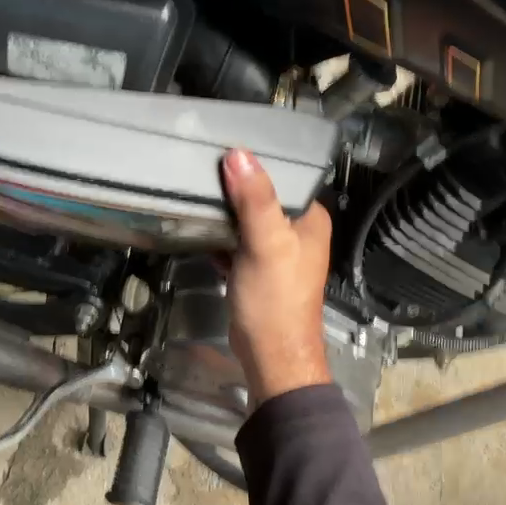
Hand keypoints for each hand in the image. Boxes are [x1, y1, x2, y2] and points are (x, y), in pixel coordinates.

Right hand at [220, 148, 333, 404]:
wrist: (270, 355)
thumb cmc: (276, 300)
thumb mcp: (267, 243)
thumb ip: (255, 200)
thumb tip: (238, 155)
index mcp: (310, 220)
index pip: (284, 177)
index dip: (257, 164)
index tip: (223, 149)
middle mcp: (297, 232)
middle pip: (262, 198)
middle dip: (235, 187)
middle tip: (201, 169)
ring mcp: (275, 253)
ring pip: (246, 221)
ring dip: (225, 212)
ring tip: (195, 192)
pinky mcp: (255, 271)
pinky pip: (234, 244)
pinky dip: (219, 238)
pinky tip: (197, 229)